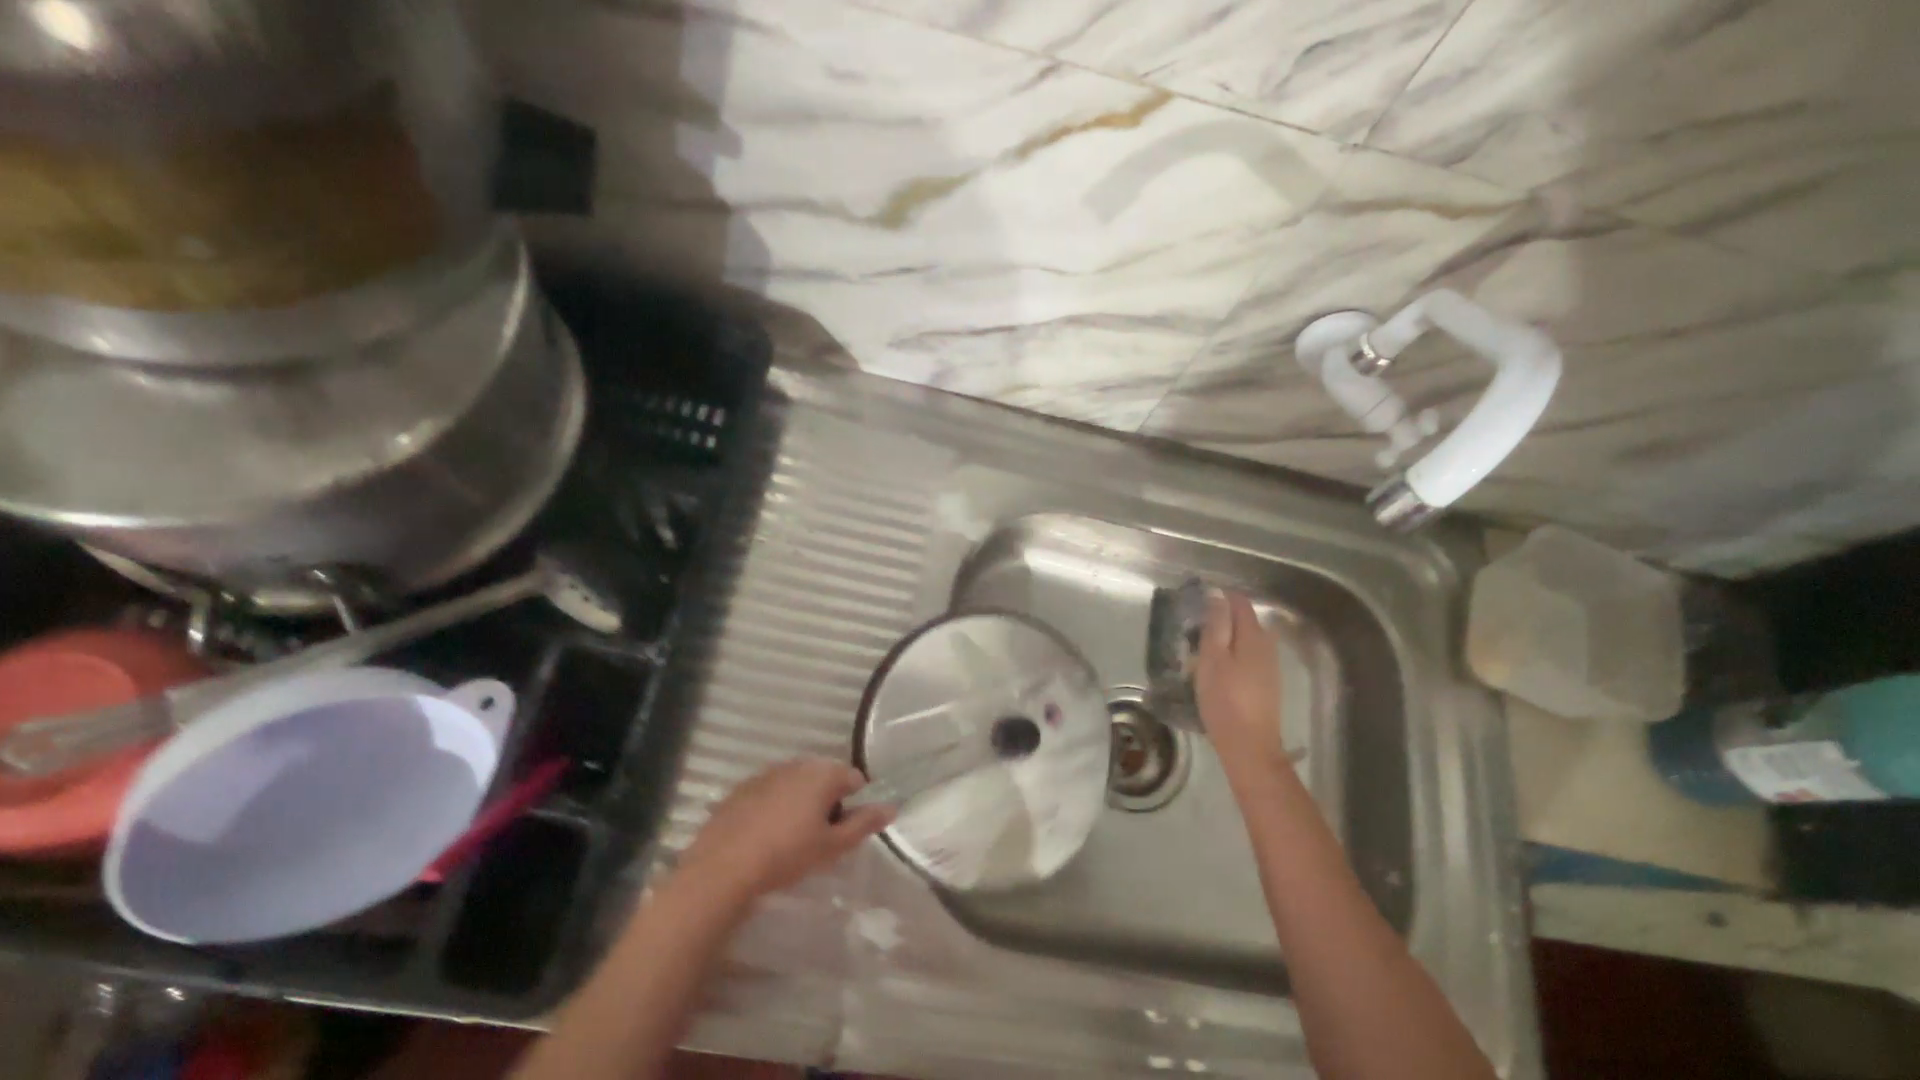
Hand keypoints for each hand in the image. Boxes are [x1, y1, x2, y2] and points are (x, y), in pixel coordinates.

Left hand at [676, 759, 892, 902]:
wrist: (723, 868)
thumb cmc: (787, 855)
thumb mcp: (833, 846)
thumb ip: (864, 823)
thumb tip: (890, 807)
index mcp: (822, 773)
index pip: (854, 779)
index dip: (857, 804)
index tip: (846, 832)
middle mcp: (795, 764)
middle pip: (824, 778)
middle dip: (828, 801)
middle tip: (822, 837)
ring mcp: (764, 774)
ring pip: (795, 785)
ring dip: (801, 803)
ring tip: (794, 838)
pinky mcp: (740, 789)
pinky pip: (769, 793)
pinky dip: (774, 808)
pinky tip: (766, 836)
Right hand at [1194, 592, 1284, 772]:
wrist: (1250, 746)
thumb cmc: (1225, 700)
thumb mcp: (1212, 659)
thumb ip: (1216, 626)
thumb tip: (1219, 596)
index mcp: (1254, 636)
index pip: (1240, 603)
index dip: (1220, 598)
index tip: (1197, 602)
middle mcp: (1267, 646)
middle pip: (1245, 621)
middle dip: (1222, 619)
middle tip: (1195, 629)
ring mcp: (1270, 666)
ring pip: (1247, 641)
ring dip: (1227, 640)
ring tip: (1202, 650)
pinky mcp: (1267, 684)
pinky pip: (1249, 658)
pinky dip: (1233, 656)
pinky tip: (1219, 671)